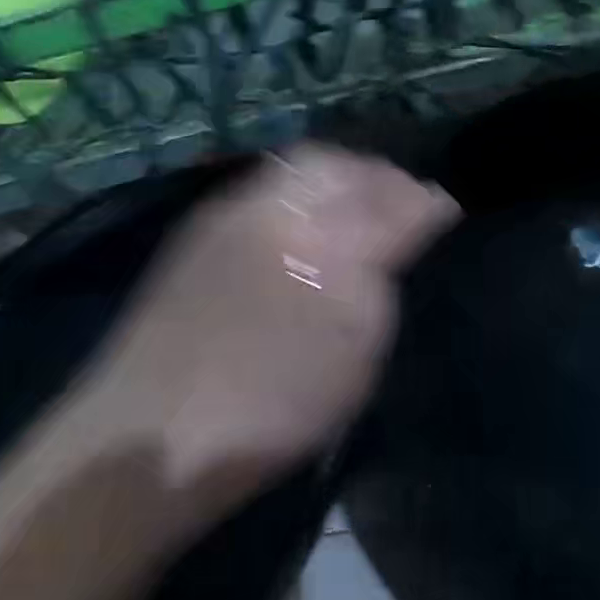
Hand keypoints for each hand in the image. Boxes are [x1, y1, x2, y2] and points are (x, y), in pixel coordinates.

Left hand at [91, 146, 458, 483]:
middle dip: (387, 178)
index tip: (446, 210)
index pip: (399, 207)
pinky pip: (273, 178)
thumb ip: (384, 284)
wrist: (153, 435)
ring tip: (362, 198)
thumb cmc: (273, 411)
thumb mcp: (357, 358)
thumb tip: (406, 237)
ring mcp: (239, 212)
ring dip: (348, 173)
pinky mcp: (208, 222)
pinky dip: (308, 182)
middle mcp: (286, 216)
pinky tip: (313, 210)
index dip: (430, 203)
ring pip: (310, 163)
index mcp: (332, 255)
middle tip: (405, 199)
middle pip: (352, 168)